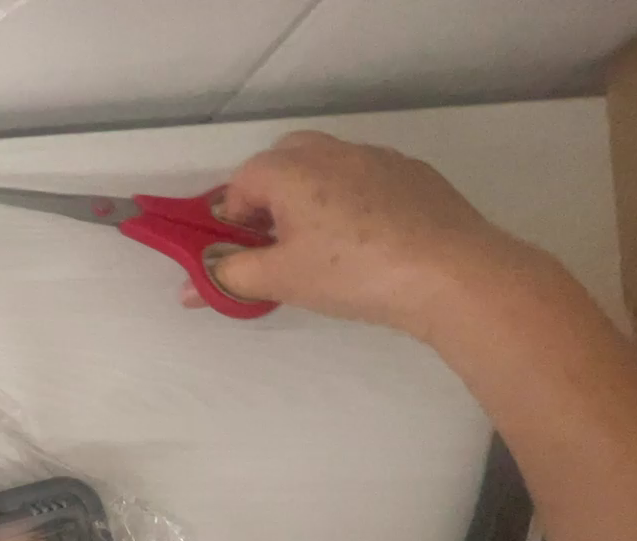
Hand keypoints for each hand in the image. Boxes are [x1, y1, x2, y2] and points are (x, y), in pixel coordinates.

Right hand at [182, 132, 549, 340]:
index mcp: (295, 172)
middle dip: (266, 193)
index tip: (238, 249)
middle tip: (269, 238)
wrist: (449, 273)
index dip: (231, 214)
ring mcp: (379, 160)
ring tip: (314, 244)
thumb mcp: (276, 280)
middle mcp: (335, 154)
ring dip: (306, 196)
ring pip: (326, 166)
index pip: (243, 178)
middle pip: (284, 157)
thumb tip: (187, 291)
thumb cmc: (348, 271)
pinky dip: (346, 201)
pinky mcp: (413, 176)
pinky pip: (362, 178)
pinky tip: (358, 242)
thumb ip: (225, 278)